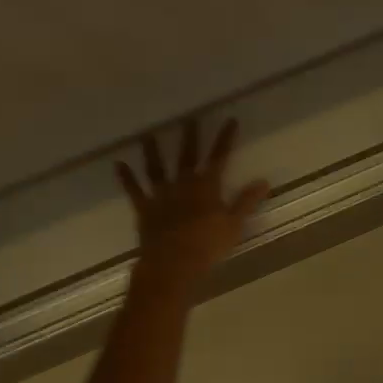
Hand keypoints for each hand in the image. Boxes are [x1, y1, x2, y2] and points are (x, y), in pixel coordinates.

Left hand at [117, 119, 268, 289]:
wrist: (172, 264)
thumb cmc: (207, 246)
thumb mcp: (233, 225)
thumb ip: (246, 201)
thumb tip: (264, 181)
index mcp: (206, 187)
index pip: (219, 157)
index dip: (225, 139)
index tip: (230, 120)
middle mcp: (183, 184)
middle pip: (187, 156)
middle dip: (190, 137)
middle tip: (189, 118)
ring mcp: (161, 195)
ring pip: (157, 168)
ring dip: (153, 151)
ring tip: (148, 134)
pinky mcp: (145, 209)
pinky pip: (134, 190)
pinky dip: (126, 178)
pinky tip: (119, 164)